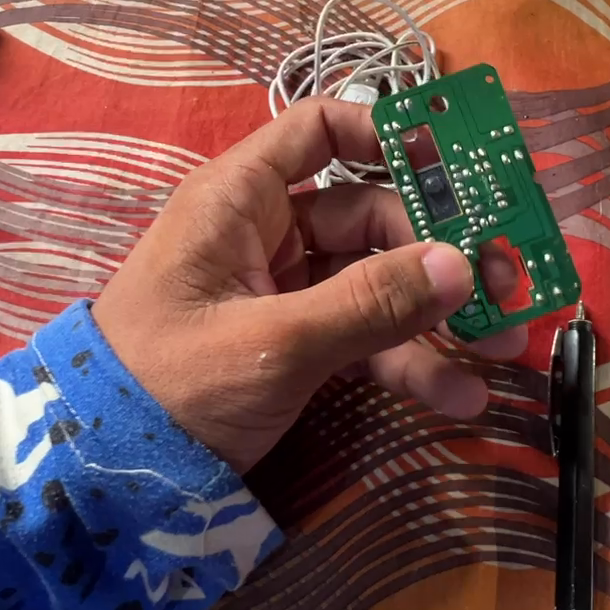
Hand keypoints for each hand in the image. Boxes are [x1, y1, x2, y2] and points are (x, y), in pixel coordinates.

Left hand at [92, 97, 527, 472]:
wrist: (102, 479)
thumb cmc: (170, 384)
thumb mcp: (273, 342)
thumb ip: (367, 304)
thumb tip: (461, 265)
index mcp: (244, 198)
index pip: (319, 130)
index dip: (385, 133)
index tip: (453, 162)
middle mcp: (270, 231)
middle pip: (370, 215)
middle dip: (438, 251)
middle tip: (506, 282)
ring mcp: (285, 289)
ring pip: (374, 281)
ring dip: (435, 315)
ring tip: (500, 348)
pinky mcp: (296, 341)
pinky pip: (360, 335)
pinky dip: (404, 360)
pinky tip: (455, 394)